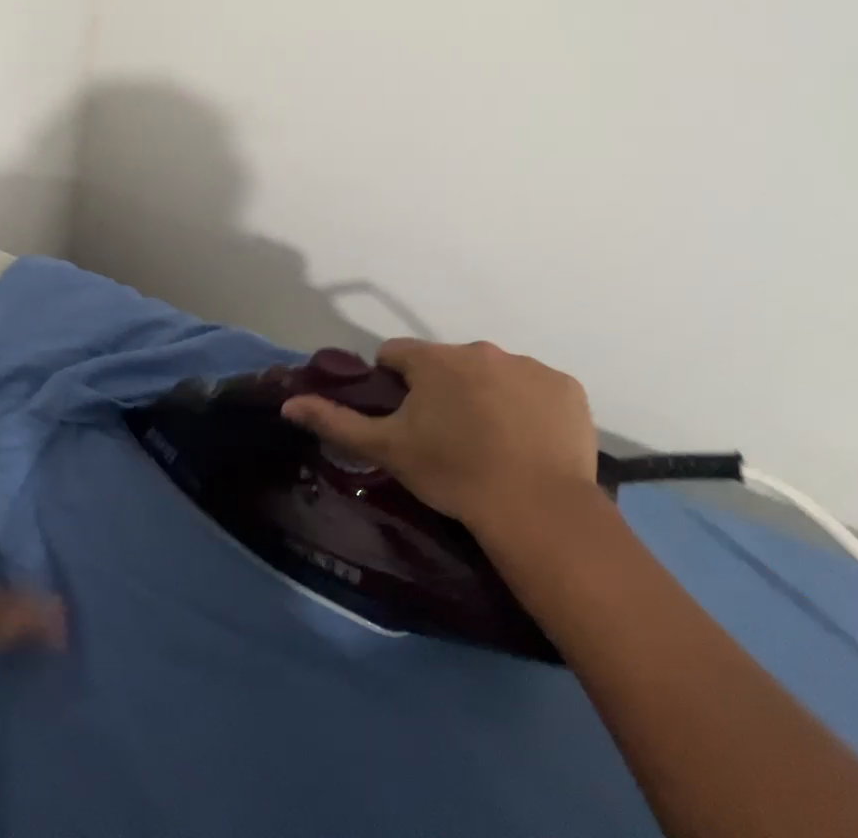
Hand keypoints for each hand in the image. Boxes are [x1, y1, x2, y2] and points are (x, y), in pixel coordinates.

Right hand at [280, 338, 599, 531]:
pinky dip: (528, 408)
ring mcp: (530, 367)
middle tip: (446, 437)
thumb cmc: (451, 474)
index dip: (392, 383)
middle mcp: (482, 350)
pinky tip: (527, 443)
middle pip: (448, 363)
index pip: (397, 355)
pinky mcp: (567, 388)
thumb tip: (289, 403)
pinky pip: (537, 390)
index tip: (402, 418)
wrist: (535, 507)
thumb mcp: (386, 449)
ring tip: (490, 444)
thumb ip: (335, 421)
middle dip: (442, 389)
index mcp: (434, 360)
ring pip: (494, 374)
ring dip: (486, 396)